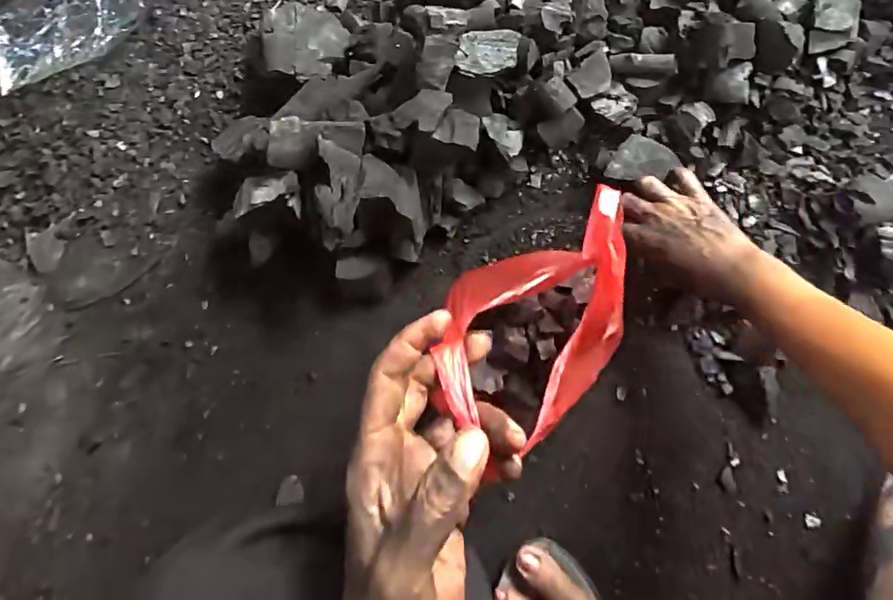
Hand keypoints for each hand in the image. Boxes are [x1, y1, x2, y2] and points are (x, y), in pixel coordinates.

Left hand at [346, 311, 526, 599]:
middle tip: (487, 347)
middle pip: (423, 389)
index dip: (412, 343)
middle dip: (453, 365)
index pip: (388, 379)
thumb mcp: (408, 551)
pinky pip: (474, 458)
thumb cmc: (388, 596)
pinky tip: (515, 467)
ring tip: (517, 439)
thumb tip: (475, 437)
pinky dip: (496, 455)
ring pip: (455, 422)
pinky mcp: (448, 496)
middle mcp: (398, 451)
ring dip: (487, 420)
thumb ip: (438, 496)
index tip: (444, 320)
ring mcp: (424, 472)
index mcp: (375, 452)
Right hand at [622, 168, 760, 302]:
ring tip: (651, 195)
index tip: (620, 232)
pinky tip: (678, 182)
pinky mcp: (697, 196)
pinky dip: (679, 176)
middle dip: (625, 205)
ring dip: (646, 188)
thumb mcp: (669, 278)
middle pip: (626, 200)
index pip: (619, 228)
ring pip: (647, 182)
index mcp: (645, 237)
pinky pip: (683, 176)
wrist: (736, 270)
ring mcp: (675, 202)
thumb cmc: (702, 280)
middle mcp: (654, 215)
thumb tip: (643, 262)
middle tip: (631, 211)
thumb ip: (651, 265)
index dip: (616, 229)